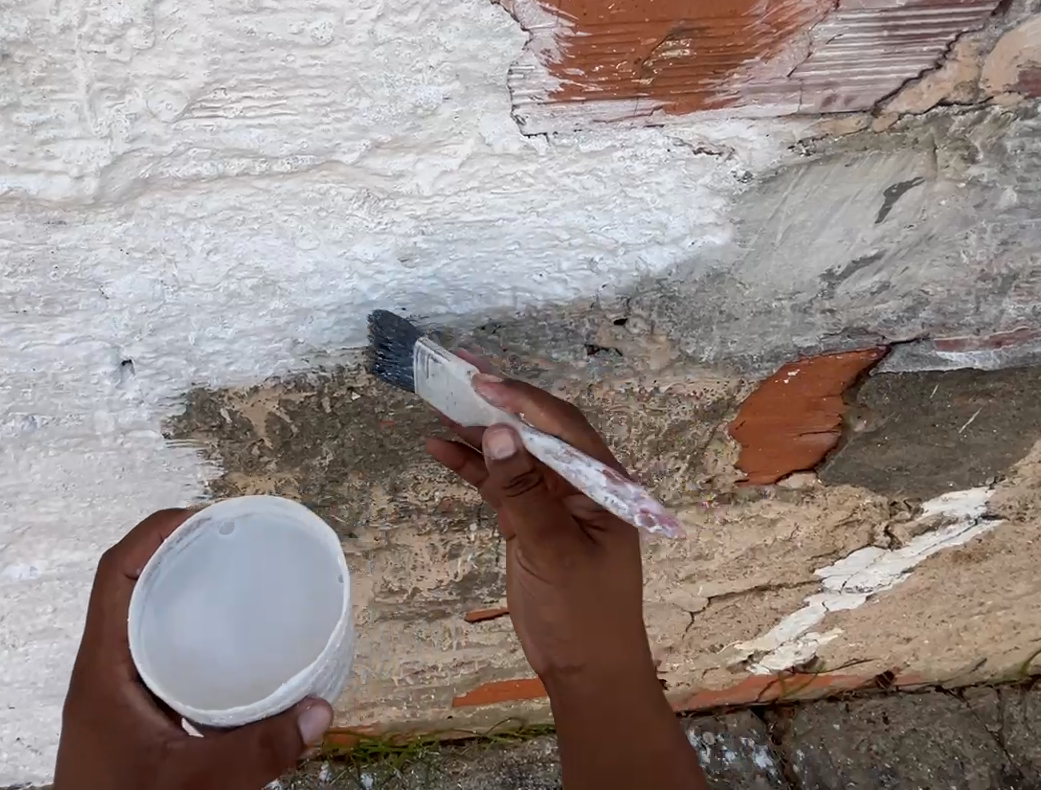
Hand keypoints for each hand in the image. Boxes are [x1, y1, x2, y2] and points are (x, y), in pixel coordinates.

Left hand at [54, 510, 334, 789]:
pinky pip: (155, 645)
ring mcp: (115, 688)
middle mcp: (104, 667)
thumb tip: (322, 711)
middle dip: (177, 549)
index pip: (116, 573)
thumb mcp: (193, 786)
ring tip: (232, 574)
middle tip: (233, 539)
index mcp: (103, 667)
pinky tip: (226, 641)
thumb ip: (257, 752)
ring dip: (180, 585)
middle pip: (132, 582)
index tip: (206, 516)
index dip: (155, 532)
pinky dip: (187, 626)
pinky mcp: (130, 709)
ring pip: (142, 613)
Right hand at [424, 377, 651, 683]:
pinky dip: (469, 465)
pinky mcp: (525, 517)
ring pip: (510, 451)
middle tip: (458, 368)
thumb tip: (498, 432)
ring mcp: (549, 498)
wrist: (585, 673)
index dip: (521, 398)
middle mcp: (577, 481)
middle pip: (533, 428)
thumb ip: (524, 491)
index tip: (481, 382)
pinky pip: (496, 481)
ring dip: (476, 428)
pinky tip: (438, 447)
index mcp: (602, 482)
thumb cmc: (583, 612)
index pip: (561, 425)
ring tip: (437, 399)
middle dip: (497, 399)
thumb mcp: (553, 549)